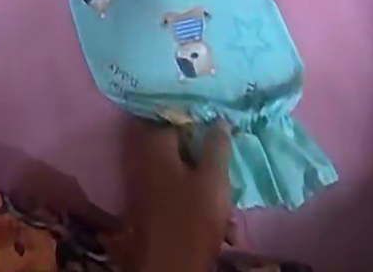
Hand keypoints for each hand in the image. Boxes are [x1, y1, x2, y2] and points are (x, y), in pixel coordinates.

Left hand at [124, 120, 232, 271]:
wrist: (168, 265)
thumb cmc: (190, 217)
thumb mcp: (212, 180)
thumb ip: (216, 147)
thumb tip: (219, 118)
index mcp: (154, 140)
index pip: (178, 115)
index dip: (202, 122)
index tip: (222, 130)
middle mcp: (143, 151)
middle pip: (181, 145)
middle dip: (208, 162)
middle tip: (228, 177)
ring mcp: (144, 175)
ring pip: (183, 171)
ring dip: (208, 189)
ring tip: (228, 215)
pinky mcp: (150, 198)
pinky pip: (177, 190)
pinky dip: (197, 202)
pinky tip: (221, 228)